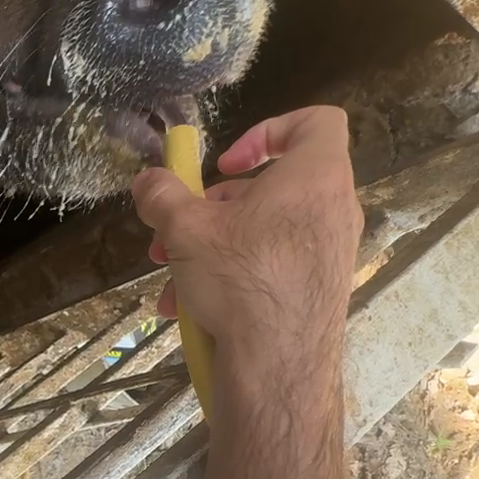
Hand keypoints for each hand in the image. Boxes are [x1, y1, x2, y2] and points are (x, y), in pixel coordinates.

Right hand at [133, 106, 362, 399]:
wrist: (278, 356)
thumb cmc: (239, 277)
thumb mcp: (184, 230)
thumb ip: (162, 198)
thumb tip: (147, 178)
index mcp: (313, 176)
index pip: (313, 122)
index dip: (264, 133)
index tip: (222, 166)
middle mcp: (331, 207)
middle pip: (268, 190)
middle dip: (210, 211)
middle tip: (172, 236)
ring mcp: (328, 250)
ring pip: (259, 235)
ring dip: (207, 252)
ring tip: (172, 283)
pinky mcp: (316, 287)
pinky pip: (267, 268)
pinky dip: (228, 279)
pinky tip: (191, 310)